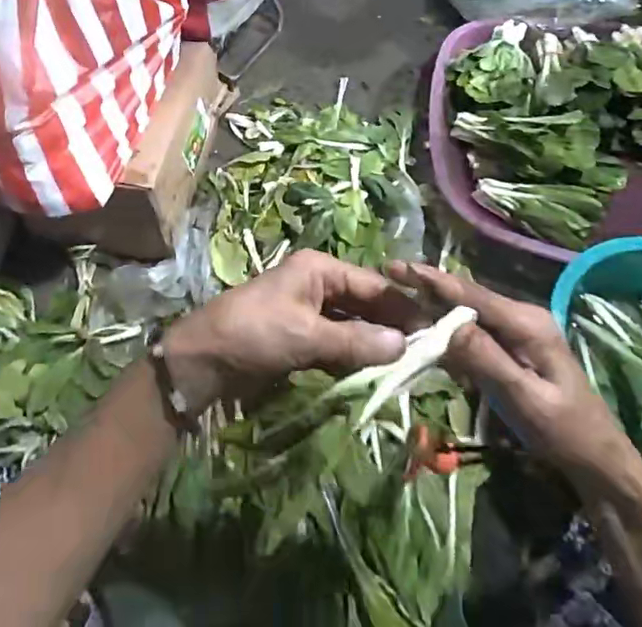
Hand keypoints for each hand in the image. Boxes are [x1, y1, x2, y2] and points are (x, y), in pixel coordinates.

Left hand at [161, 251, 421, 413]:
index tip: (438, 333)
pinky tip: (378, 374)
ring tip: (411, 368)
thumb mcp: (307, 335)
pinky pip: (339, 345)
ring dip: (377, 345)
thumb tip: (405, 345)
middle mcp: (318, 284)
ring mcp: (310, 312)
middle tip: (429, 356)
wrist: (203, 360)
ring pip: (355, 327)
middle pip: (366, 305)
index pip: (374, 286)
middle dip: (393, 328)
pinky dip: (356, 358)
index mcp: (319, 269)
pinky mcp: (302, 338)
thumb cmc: (254, 333)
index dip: (404, 309)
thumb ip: (356, 341)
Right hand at [385, 262, 641, 502]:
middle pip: (466, 296)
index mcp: (527, 322)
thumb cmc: (564, 432)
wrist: (600, 462)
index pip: (470, 292)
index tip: (395, 266)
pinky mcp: (514, 346)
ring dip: (434, 307)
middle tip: (388, 278)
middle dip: (427, 287)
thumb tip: (443, 324)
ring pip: (468, 311)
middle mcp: (523, 316)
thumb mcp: (523, 398)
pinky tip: (426, 331)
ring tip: (397, 299)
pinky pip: (475, 331)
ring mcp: (519, 330)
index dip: (430, 279)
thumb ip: (485, 358)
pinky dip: (448, 329)